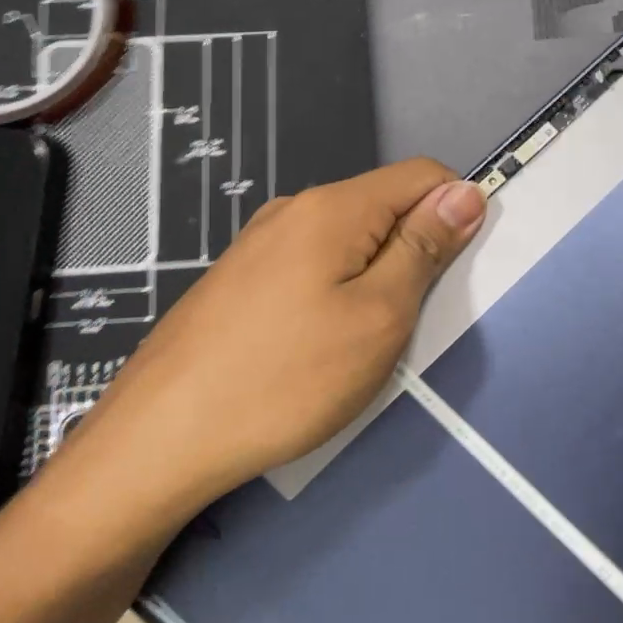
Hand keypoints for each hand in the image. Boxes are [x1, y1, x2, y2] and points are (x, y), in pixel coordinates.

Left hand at [47, 159, 486, 529]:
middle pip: (386, 207)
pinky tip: (326, 347)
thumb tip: (466, 192)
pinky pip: (315, 269)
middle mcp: (293, 213)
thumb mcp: (381, 315)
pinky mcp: (238, 285)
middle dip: (420, 249)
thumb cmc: (286, 380)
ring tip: (373, 340)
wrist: (156, 448)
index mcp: (333, 209)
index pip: (425, 175)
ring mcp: (259, 249)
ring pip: (352, 242)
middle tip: (419, 317)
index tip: (465, 268)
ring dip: (382, 277)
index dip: (459, 208)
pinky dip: (342, 294)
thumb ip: (425, 248)